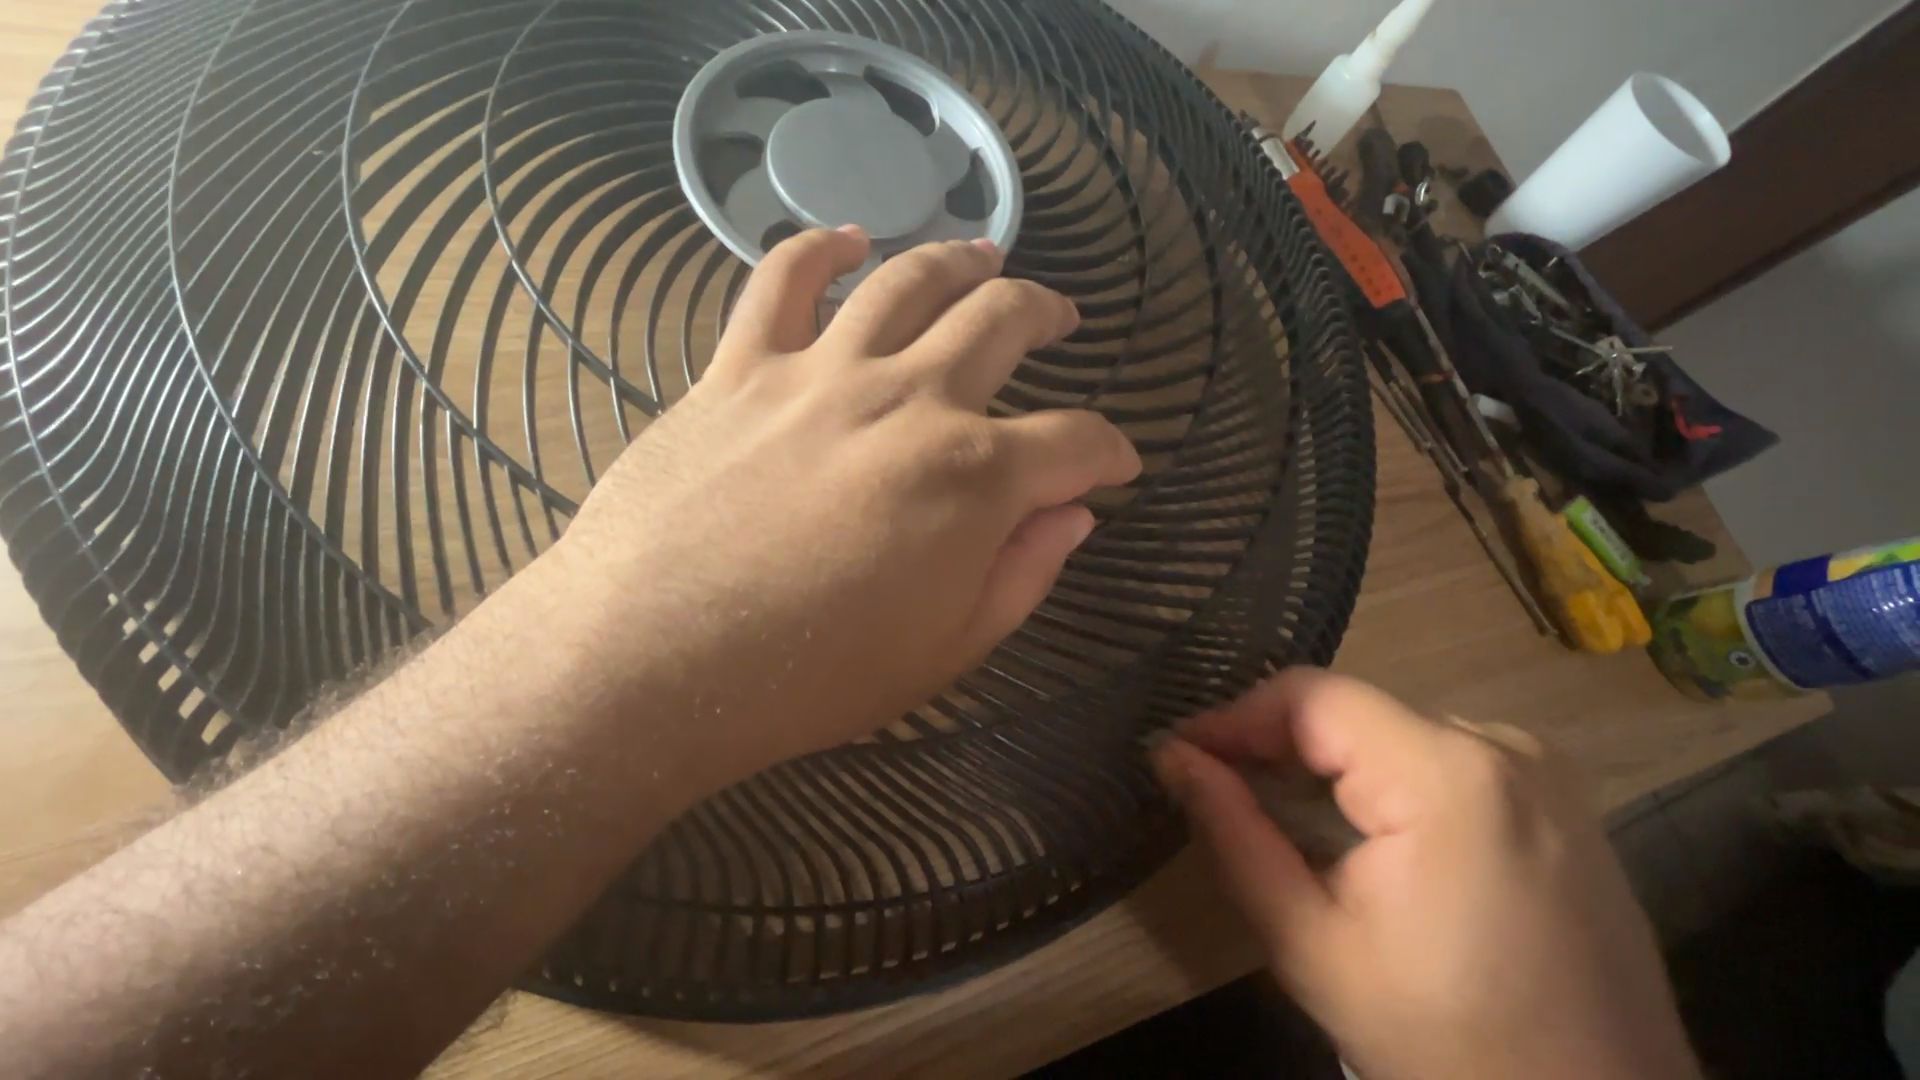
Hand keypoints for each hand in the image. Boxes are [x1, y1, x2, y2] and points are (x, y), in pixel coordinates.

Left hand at [547, 227, 1140, 789]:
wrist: (651, 662)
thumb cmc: (812, 678)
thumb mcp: (948, 650)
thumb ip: (1023, 574)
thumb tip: (1073, 516)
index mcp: (973, 476)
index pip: (1075, 442)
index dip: (1110, 451)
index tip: (1117, 464)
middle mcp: (910, 400)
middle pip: (1000, 323)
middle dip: (1045, 314)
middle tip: (1060, 318)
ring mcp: (821, 374)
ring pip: (907, 282)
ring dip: (958, 259)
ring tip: (983, 255)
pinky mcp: (740, 370)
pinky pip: (781, 281)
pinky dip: (819, 249)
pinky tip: (847, 241)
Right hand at [1152, 669, 1700, 1079]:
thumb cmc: (1442, 1042)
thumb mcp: (1308, 940)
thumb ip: (1232, 832)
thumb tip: (1171, 755)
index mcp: (1448, 775)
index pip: (1312, 697)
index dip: (1233, 717)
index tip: (1180, 754)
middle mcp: (1502, 746)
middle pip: (1352, 710)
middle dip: (1273, 744)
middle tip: (1214, 787)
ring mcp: (1538, 768)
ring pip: (1388, 730)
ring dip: (1322, 763)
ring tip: (1273, 813)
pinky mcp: (1553, 796)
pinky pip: (1435, 756)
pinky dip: (1376, 779)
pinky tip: (1351, 831)